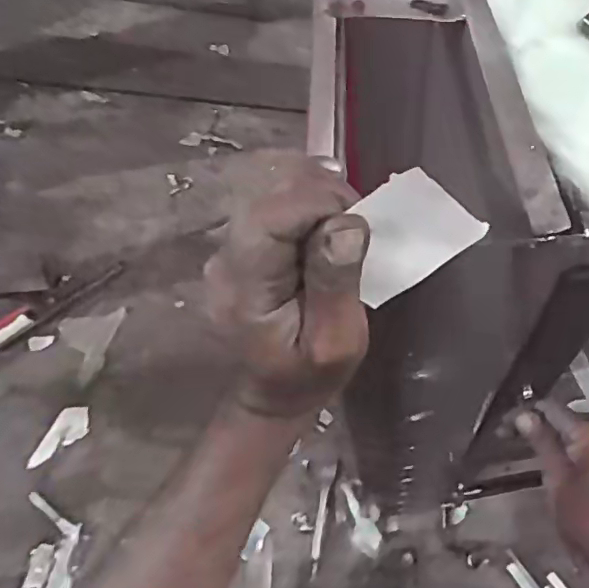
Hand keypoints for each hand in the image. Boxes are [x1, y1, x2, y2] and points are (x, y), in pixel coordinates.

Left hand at [204, 150, 370, 418]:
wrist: (275, 393)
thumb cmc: (310, 375)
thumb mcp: (338, 342)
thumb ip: (337, 284)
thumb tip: (346, 224)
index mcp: (245, 286)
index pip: (272, 216)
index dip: (320, 204)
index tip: (359, 222)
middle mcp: (227, 259)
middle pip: (273, 196)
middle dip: (325, 199)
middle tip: (360, 228)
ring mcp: (232, 249)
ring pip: (277, 194)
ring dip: (321, 200)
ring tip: (348, 230)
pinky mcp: (246, 244)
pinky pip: (280, 206)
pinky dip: (313, 207)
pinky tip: (330, 230)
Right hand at [517, 402, 588, 563]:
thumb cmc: (582, 516)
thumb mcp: (556, 478)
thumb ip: (542, 443)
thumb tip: (522, 414)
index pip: (553, 409)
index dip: (526, 411)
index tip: (502, 421)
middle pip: (559, 419)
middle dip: (531, 422)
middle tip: (502, 432)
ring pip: (563, 434)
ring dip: (540, 435)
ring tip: (512, 440)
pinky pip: (569, 447)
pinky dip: (551, 448)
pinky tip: (535, 454)